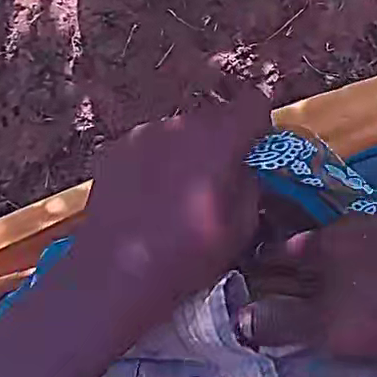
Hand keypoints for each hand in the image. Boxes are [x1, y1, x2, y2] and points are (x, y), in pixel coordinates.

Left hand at [65, 92, 272, 326]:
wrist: (116, 271)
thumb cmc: (188, 253)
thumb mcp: (241, 227)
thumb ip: (250, 184)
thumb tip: (244, 170)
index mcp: (219, 138)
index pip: (253, 104)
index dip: (259, 125)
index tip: (257, 149)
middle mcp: (181, 124)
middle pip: (214, 119)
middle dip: (222, 142)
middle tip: (218, 179)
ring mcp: (144, 132)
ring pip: (180, 132)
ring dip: (187, 151)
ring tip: (178, 191)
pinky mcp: (117, 147)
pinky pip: (150, 144)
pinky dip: (156, 160)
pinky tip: (148, 194)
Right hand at [236, 215, 376, 357]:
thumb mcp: (338, 326)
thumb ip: (288, 322)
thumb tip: (242, 319)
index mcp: (322, 243)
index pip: (277, 252)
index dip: (261, 270)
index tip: (250, 288)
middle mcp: (347, 228)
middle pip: (309, 251)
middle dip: (296, 274)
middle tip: (292, 304)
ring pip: (343, 254)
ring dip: (333, 275)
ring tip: (334, 304)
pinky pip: (374, 258)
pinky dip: (365, 274)